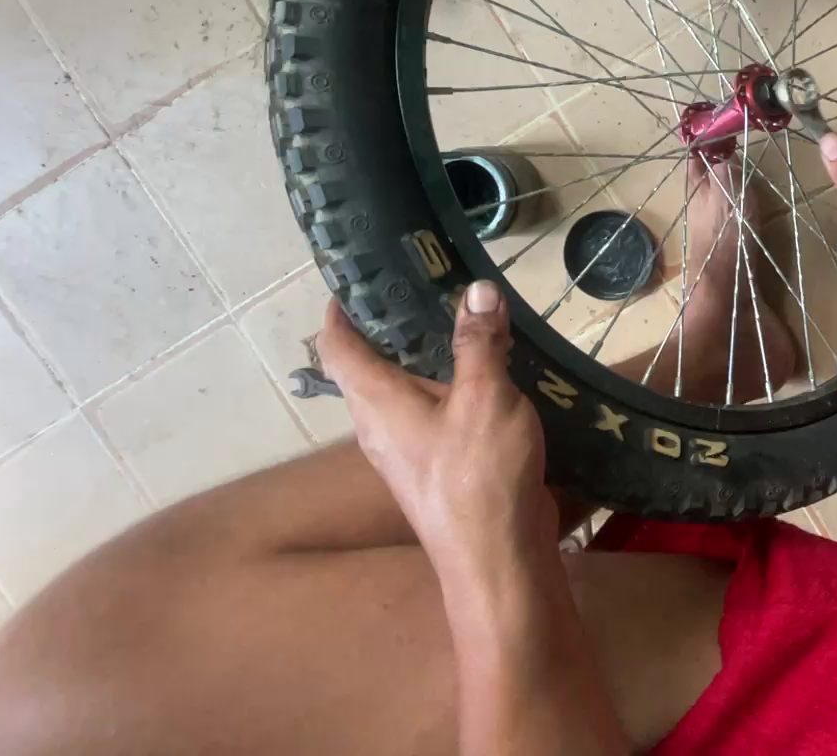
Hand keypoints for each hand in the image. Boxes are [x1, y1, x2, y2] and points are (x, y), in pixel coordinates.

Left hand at [315, 282, 555, 584]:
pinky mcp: (442, 467)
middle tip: (426, 287)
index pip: (339, 350)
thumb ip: (480, 342)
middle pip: (370, 369)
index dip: (339, 314)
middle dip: (389, 329)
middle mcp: (383, 426)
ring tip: (462, 324)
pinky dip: (452, 385)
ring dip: (425, 357)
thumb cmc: (479, 472)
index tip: (353, 280)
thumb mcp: (485, 396)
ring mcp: (412, 451)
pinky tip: (488, 378)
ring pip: (406, 392)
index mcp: (379, 404)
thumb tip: (477, 289)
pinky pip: (436, 413)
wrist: (498, 556)